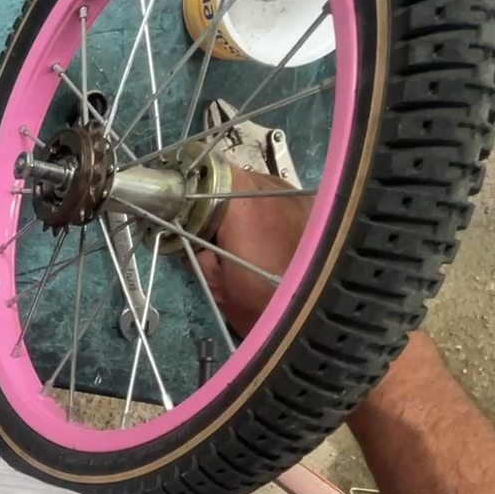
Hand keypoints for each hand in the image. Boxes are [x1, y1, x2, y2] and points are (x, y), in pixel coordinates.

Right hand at [191, 168, 313, 335]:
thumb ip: (192, 244)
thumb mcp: (211, 279)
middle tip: (203, 224)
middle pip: (235, 176)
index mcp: (243, 203)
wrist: (315, 321)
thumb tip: (180, 228)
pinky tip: (263, 234)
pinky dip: (267, 210)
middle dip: (215, 195)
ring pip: (258, 186)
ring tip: (235, 232)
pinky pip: (281, 199)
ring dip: (242, 203)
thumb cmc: (258, 304)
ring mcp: (300, 194)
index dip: (190, 185)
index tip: (177, 204)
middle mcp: (275, 188)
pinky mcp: (316, 207)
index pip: (209, 172)